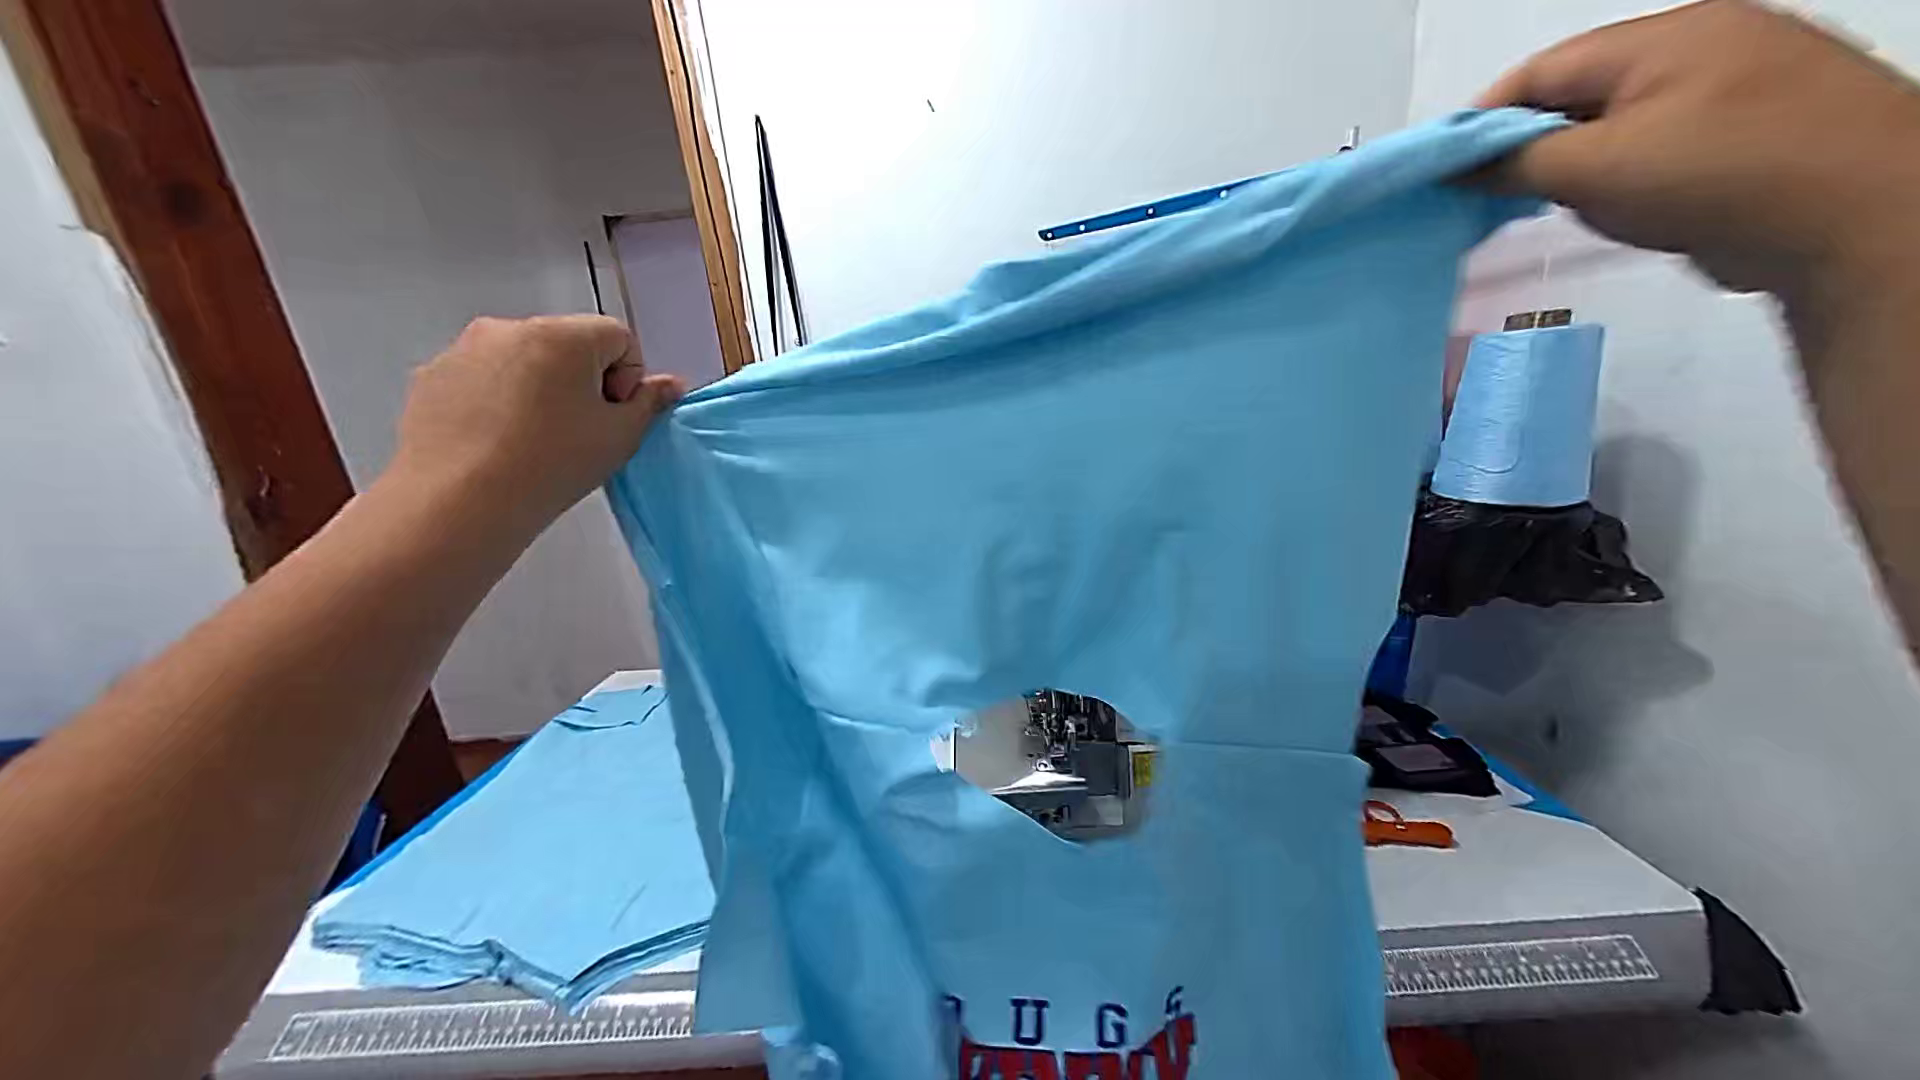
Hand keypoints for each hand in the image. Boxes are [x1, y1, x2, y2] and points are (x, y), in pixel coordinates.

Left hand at [388, 315, 684, 538]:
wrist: (459, 500)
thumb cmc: (553, 463)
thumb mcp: (620, 437)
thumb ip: (649, 403)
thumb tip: (670, 384)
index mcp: (562, 336)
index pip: (618, 336)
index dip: (627, 377)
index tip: (613, 416)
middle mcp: (510, 328)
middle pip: (570, 344)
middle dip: (584, 380)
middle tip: (582, 431)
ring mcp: (464, 350)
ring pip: (526, 360)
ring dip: (542, 389)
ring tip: (538, 440)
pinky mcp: (433, 376)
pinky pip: (486, 378)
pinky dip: (501, 401)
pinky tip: (501, 442)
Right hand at [1475, 0, 1919, 302]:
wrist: (1857, 217)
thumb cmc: (1714, 176)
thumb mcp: (1594, 168)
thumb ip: (1515, 164)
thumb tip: (1457, 168)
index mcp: (1665, 38)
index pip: (1542, 69)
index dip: (1481, 118)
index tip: (1441, 168)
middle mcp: (1697, 48)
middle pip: (1573, 93)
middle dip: (1516, 142)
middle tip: (1473, 191)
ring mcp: (1723, 89)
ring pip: (1605, 122)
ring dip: (1556, 161)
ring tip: (1519, 204)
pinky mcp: (1735, 133)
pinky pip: (1641, 144)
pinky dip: (1599, 173)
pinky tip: (1584, 204)